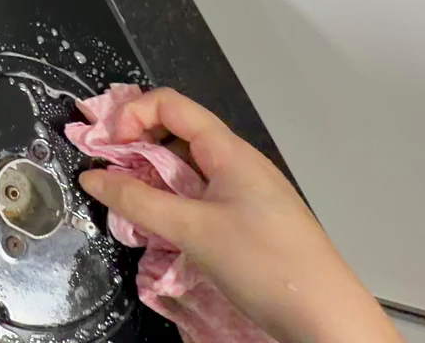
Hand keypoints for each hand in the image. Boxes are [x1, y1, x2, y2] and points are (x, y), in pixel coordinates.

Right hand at [76, 89, 401, 342]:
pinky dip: (171, 197)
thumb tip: (89, 176)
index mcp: (228, 151)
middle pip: (174, 131)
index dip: (132, 114)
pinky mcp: (249, 220)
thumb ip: (136, 200)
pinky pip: (199, 192)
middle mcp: (236, 163)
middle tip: (108, 169)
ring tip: (130, 199)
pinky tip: (161, 222)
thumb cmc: (265, 265)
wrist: (335, 329)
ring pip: (185, 165)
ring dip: (151, 174)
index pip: (169, 104)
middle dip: (135, 144)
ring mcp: (245, 192)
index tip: (109, 146)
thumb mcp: (192, 231)